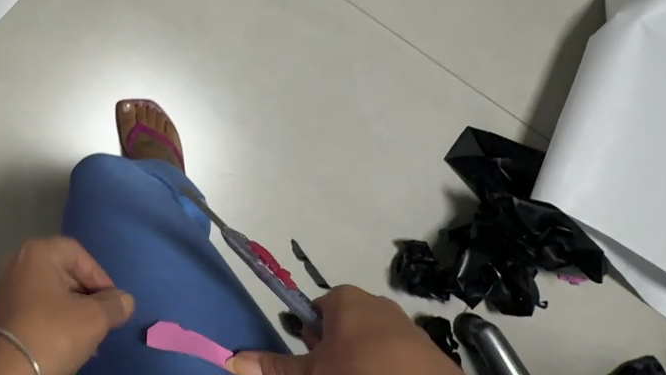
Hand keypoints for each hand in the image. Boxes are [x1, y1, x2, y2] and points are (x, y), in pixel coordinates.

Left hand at [0, 237, 133, 374]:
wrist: (9, 368)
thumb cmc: (53, 333)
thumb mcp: (93, 319)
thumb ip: (113, 305)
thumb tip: (125, 299)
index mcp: (37, 252)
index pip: (76, 252)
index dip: (99, 275)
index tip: (114, 302)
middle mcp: (17, 261)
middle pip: (61, 270)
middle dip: (86, 295)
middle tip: (104, 319)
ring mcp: (5, 286)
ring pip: (48, 291)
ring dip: (72, 310)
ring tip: (89, 337)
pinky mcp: (0, 310)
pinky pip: (33, 306)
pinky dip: (53, 318)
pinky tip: (67, 342)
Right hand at [228, 287, 458, 374]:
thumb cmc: (362, 374)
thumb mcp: (313, 374)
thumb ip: (276, 367)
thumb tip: (233, 359)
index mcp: (344, 298)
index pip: (315, 312)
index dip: (313, 341)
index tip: (320, 364)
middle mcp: (375, 303)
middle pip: (343, 328)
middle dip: (339, 355)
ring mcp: (407, 328)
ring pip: (373, 347)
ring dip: (366, 367)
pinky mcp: (433, 356)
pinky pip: (402, 363)